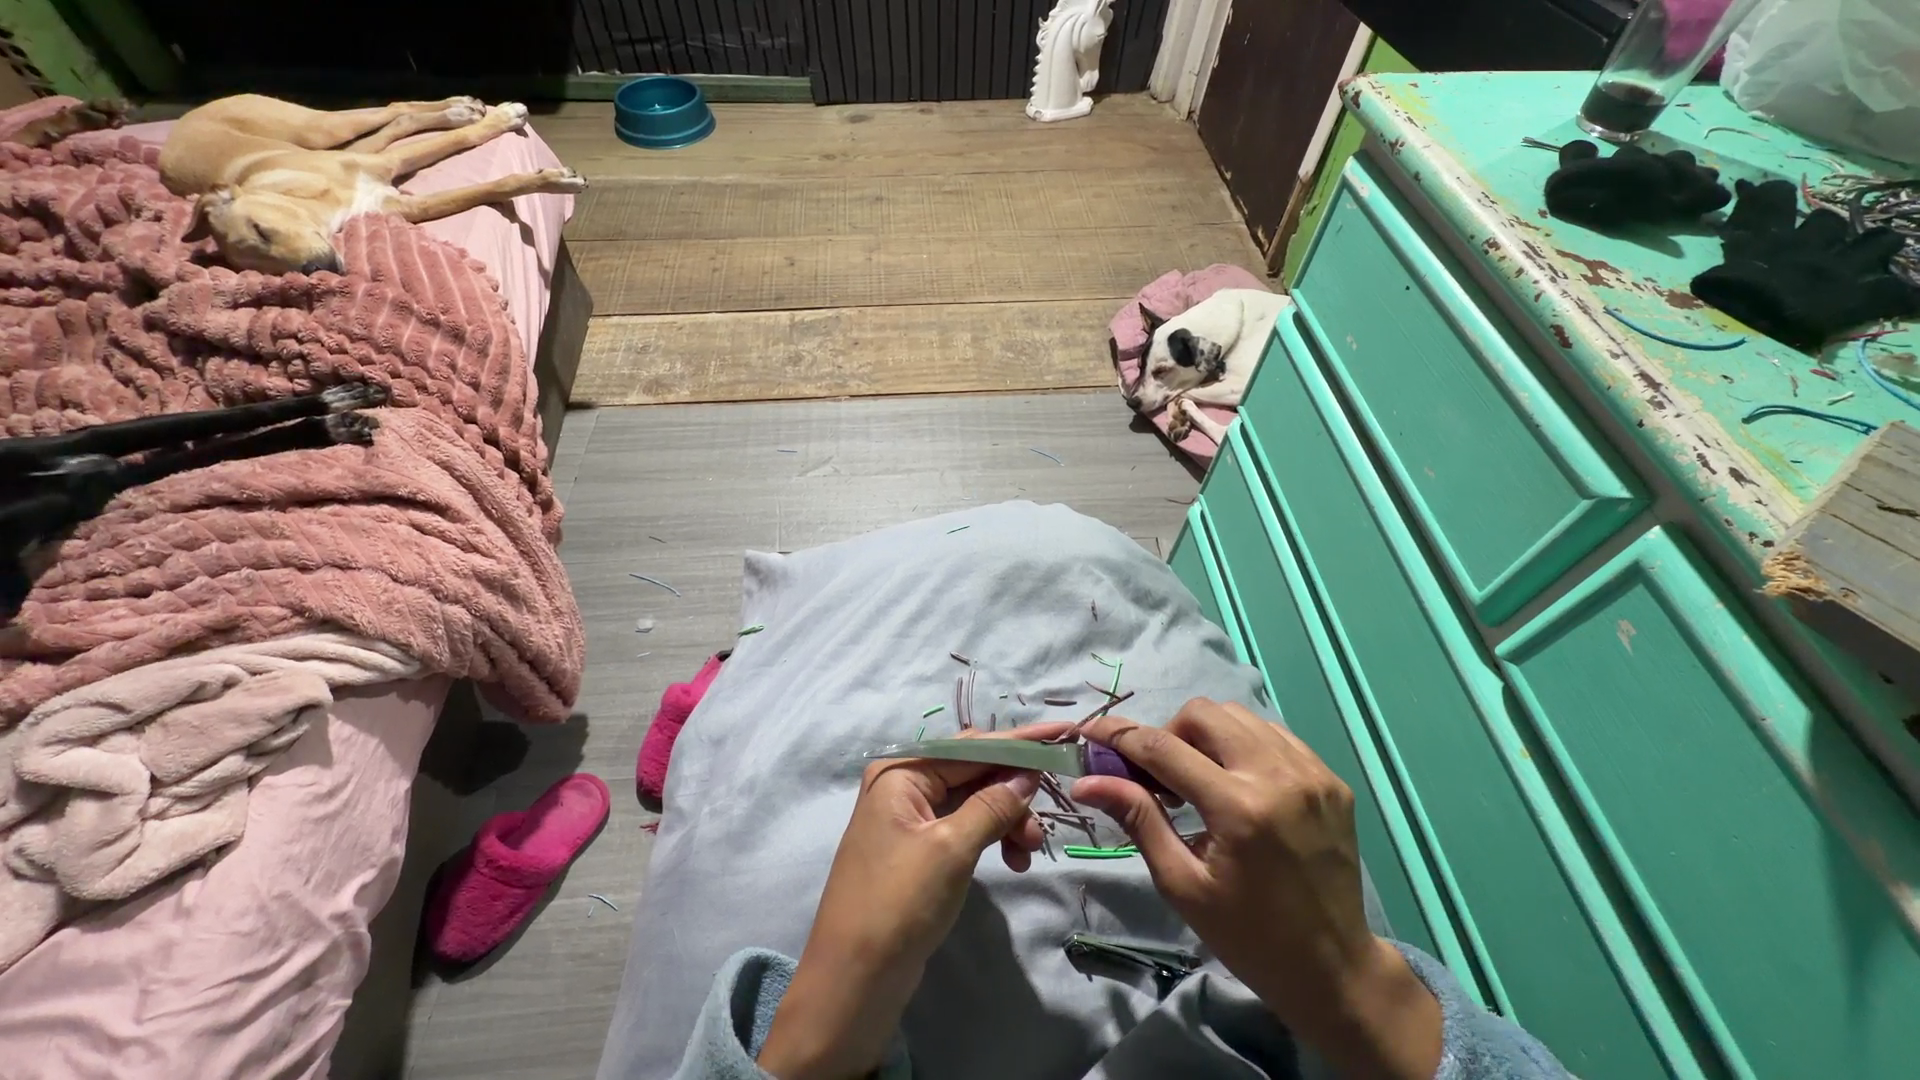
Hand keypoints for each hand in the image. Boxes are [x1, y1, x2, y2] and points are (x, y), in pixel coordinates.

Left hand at [757, 724, 1067, 1079]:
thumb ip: (992, 806)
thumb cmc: (899, 902)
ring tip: (1028, 853)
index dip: (1018, 743)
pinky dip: (991, 838)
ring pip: (974, 802)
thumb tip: (1026, 774)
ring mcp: (909, 819)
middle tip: (1044, 823)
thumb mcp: (952, 848)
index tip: (1062, 734)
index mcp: (901, 773)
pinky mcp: (918, 850)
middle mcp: (902, 786)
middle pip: (973, 772)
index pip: (971, 746)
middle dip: (1014, 791)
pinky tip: (1012, 861)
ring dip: (1006, 820)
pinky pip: (965, 827)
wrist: (855, 979)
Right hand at [1071, 700, 1440, 1079]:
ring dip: (1208, 736)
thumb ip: (1138, 819)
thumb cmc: (1247, 935)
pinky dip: (1246, 746)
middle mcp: (1278, 776)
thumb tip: (1087, 781)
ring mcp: (1312, 773)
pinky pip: (1275, 735)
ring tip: (1201, 780)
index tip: (1092, 733)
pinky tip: (1239, 783)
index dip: (1120, 735)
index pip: (1162, 747)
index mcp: (1237, 808)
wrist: (1332, 968)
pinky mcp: (1331, 780)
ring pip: (1241, 716)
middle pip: (1203, 714)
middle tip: (1161, 776)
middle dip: (1169, 734)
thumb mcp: (1181, 883)